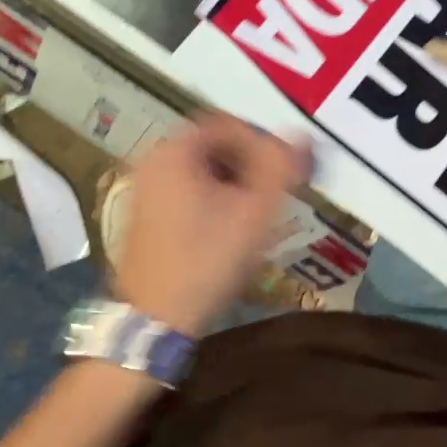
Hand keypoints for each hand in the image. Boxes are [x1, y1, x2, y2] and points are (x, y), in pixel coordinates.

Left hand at [113, 114, 311, 332]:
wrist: (155, 322)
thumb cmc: (207, 259)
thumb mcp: (255, 211)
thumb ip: (281, 166)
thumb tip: (303, 135)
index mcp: (173, 151)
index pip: (228, 124)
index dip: (262, 141)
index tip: (285, 169)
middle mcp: (152, 161)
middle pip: (214, 145)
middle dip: (250, 161)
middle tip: (277, 188)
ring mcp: (143, 189)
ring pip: (202, 170)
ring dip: (235, 181)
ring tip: (259, 209)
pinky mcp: (144, 216)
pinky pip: (187, 190)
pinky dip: (214, 197)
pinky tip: (233, 226)